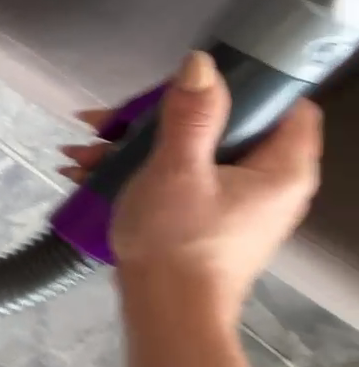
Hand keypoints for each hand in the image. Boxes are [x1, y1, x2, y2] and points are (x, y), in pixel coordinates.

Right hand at [61, 51, 321, 320]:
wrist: (166, 304)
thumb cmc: (178, 235)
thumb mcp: (176, 168)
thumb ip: (191, 116)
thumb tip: (201, 62)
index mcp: (280, 170)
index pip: (285, 108)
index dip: (243, 87)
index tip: (184, 84)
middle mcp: (266, 182)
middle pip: (221, 127)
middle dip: (156, 119)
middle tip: (105, 121)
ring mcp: (234, 200)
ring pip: (187, 151)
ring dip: (130, 145)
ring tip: (81, 152)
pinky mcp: (203, 214)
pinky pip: (172, 175)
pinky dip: (131, 169)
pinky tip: (86, 171)